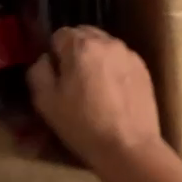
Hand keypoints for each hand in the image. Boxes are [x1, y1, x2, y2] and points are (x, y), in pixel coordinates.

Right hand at [28, 26, 164, 169]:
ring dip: (95, 58)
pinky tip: (112, 93)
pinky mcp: (143, 69)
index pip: (59, 34)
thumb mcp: (45, 101)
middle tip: (73, 80)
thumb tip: (46, 59)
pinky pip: (120, 59)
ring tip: (94, 87)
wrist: (129, 147)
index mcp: (80, 46)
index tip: (57, 77)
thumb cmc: (82, 124)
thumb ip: (38, 71)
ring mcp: (128, 54)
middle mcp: (106, 42)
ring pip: (103, 46)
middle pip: (84, 35)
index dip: (54, 54)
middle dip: (75, 51)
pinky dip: (112, 68)